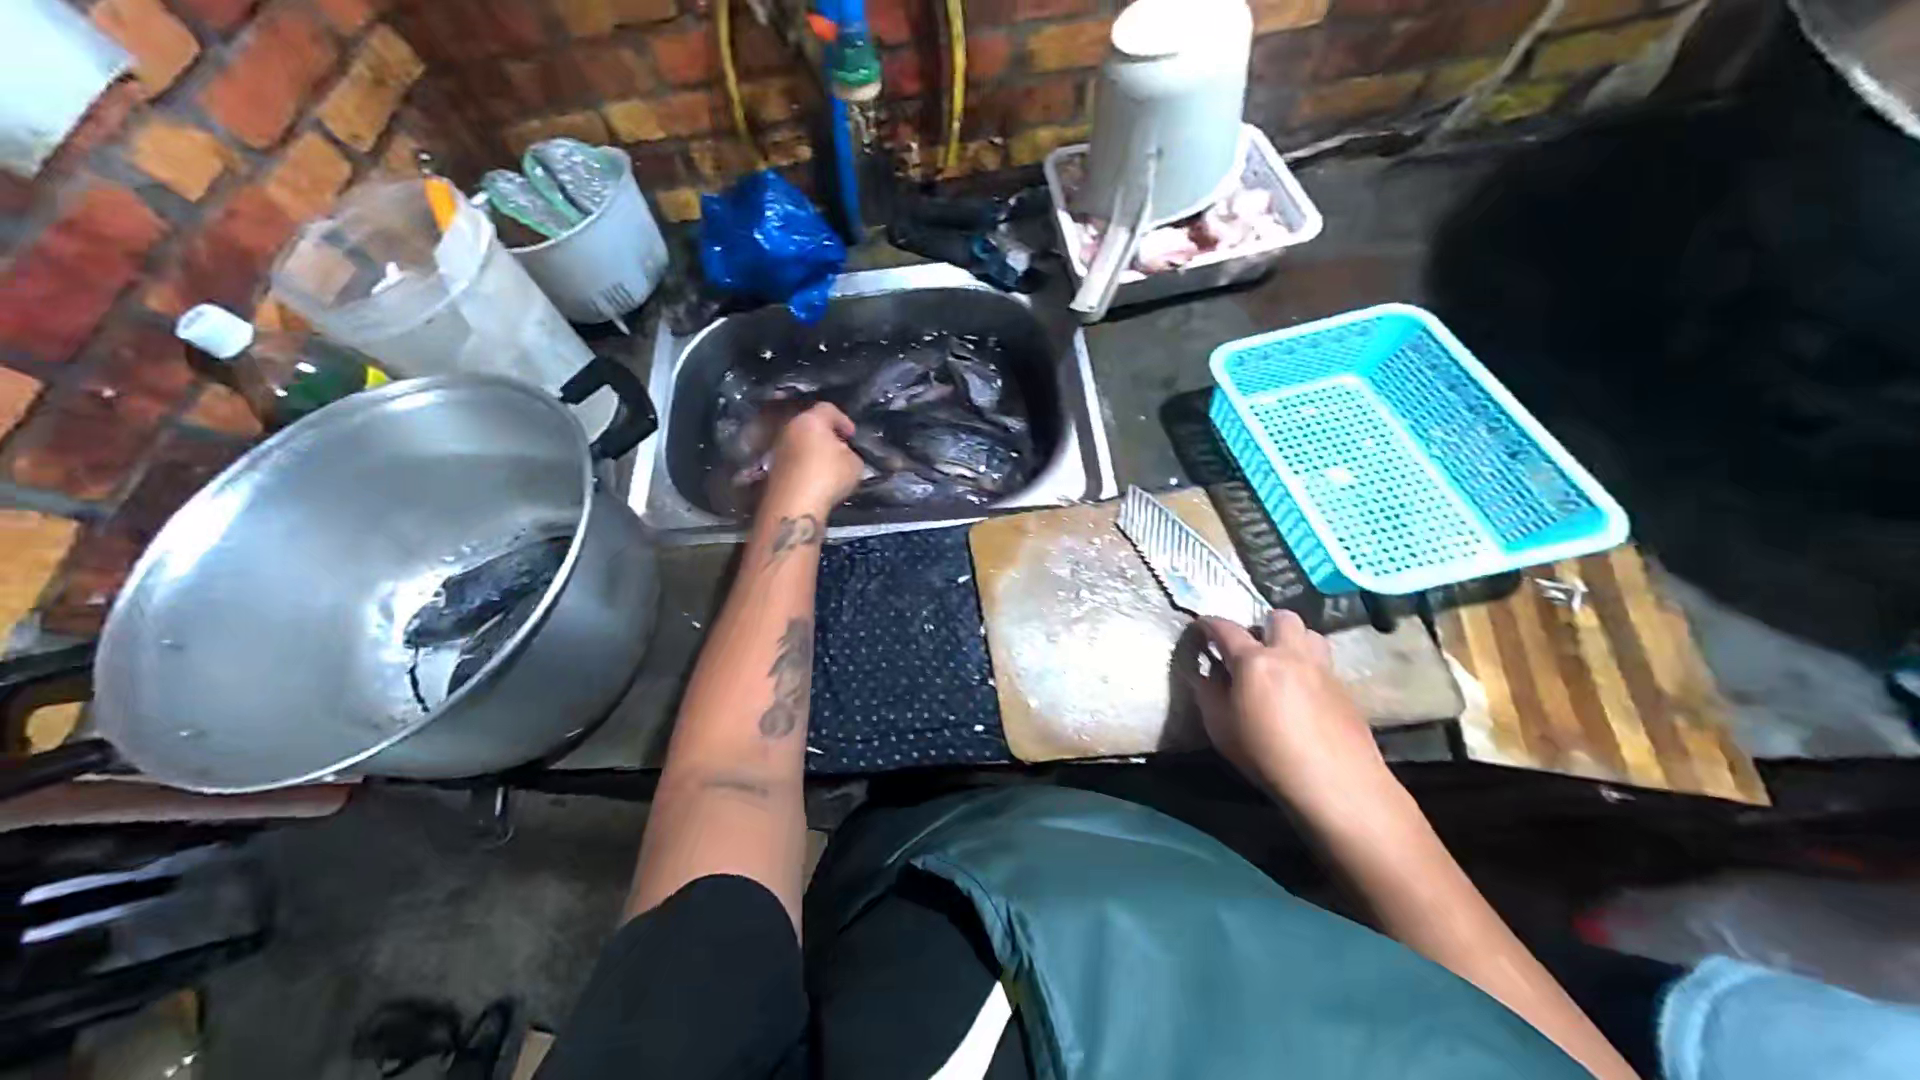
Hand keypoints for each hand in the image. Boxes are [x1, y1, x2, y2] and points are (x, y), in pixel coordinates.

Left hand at [762, 402, 863, 512]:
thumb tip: (844, 454)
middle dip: (826, 435)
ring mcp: (777, 449)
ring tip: (827, 466)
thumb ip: (851, 453)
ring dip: (812, 451)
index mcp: (811, 420)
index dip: (844, 420)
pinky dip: (803, 465)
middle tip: (841, 448)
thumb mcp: (855, 464)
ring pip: (799, 443)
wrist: (793, 506)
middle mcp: (789, 429)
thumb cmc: (828, 477)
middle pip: (810, 425)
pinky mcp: (771, 469)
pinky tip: (813, 479)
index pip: (829, 409)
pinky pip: (792, 460)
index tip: (852, 435)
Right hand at [1192, 610, 1393, 812]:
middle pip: (1280, 617)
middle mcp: (1290, 655)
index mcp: (1254, 661)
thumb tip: (1205, 672)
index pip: (1226, 629)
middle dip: (1263, 625)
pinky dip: (1310, 667)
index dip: (1209, 625)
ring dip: (1293, 640)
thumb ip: (1208, 693)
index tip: (1200, 628)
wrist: (1335, 783)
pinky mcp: (1345, 689)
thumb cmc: (1267, 755)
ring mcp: (1322, 669)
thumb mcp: (1220, 728)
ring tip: (1283, 663)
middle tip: (1253, 648)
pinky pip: (1324, 663)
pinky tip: (1303, 693)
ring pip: (1310, 634)